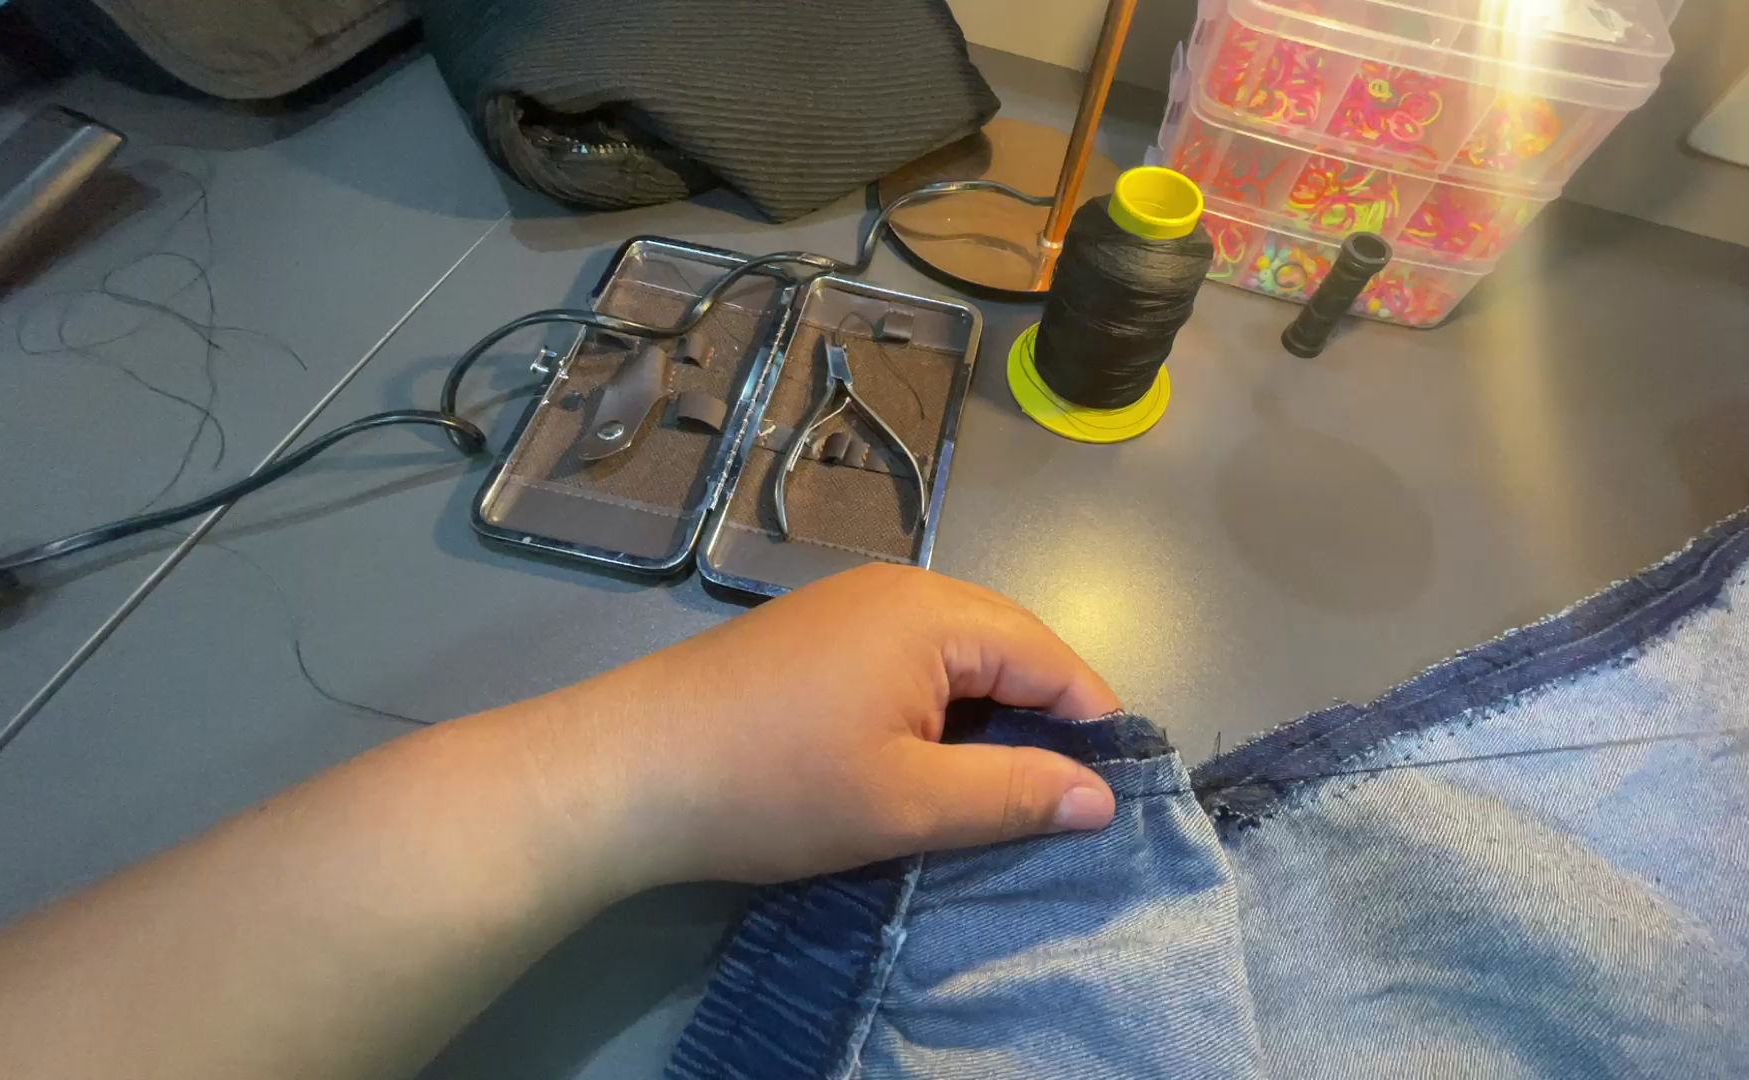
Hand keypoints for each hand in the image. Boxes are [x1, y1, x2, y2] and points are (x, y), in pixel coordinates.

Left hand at [509, 564, 1121, 889]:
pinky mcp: (822, 627)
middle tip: (1066, 779)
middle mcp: (900, 588)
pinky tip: (936, 739)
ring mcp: (854, 601)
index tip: (1117, 775)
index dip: (1089, 712)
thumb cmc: (777, 783)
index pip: (1045, 652)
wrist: (631, 766)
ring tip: (1009, 767)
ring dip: (991, 702)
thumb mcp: (907, 802)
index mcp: (932, 613)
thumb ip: (1012, 792)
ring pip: (957, 646)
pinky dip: (942, 696)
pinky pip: (912, 651)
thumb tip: (1101, 795)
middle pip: (1004, 639)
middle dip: (1042, 706)